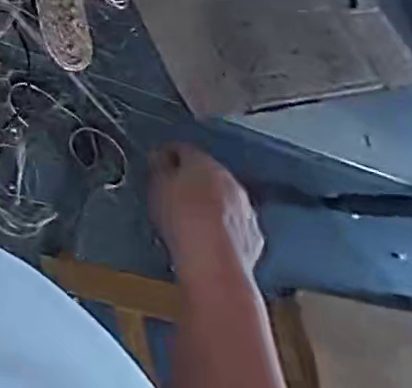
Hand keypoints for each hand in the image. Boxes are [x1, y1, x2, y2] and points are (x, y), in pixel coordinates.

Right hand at [149, 142, 263, 280]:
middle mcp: (230, 180)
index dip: (167, 154)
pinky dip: (224, 224)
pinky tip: (210, 236)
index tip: (156, 165)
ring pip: (225, 197)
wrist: (214, 263)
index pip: (182, 148)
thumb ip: (158, 168)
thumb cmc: (179, 216)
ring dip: (210, 201)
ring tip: (191, 217)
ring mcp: (247, 209)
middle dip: (191, 178)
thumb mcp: (156, 187)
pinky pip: (235, 222)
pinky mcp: (255, 236)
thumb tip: (160, 157)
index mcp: (203, 162)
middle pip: (207, 172)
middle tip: (172, 191)